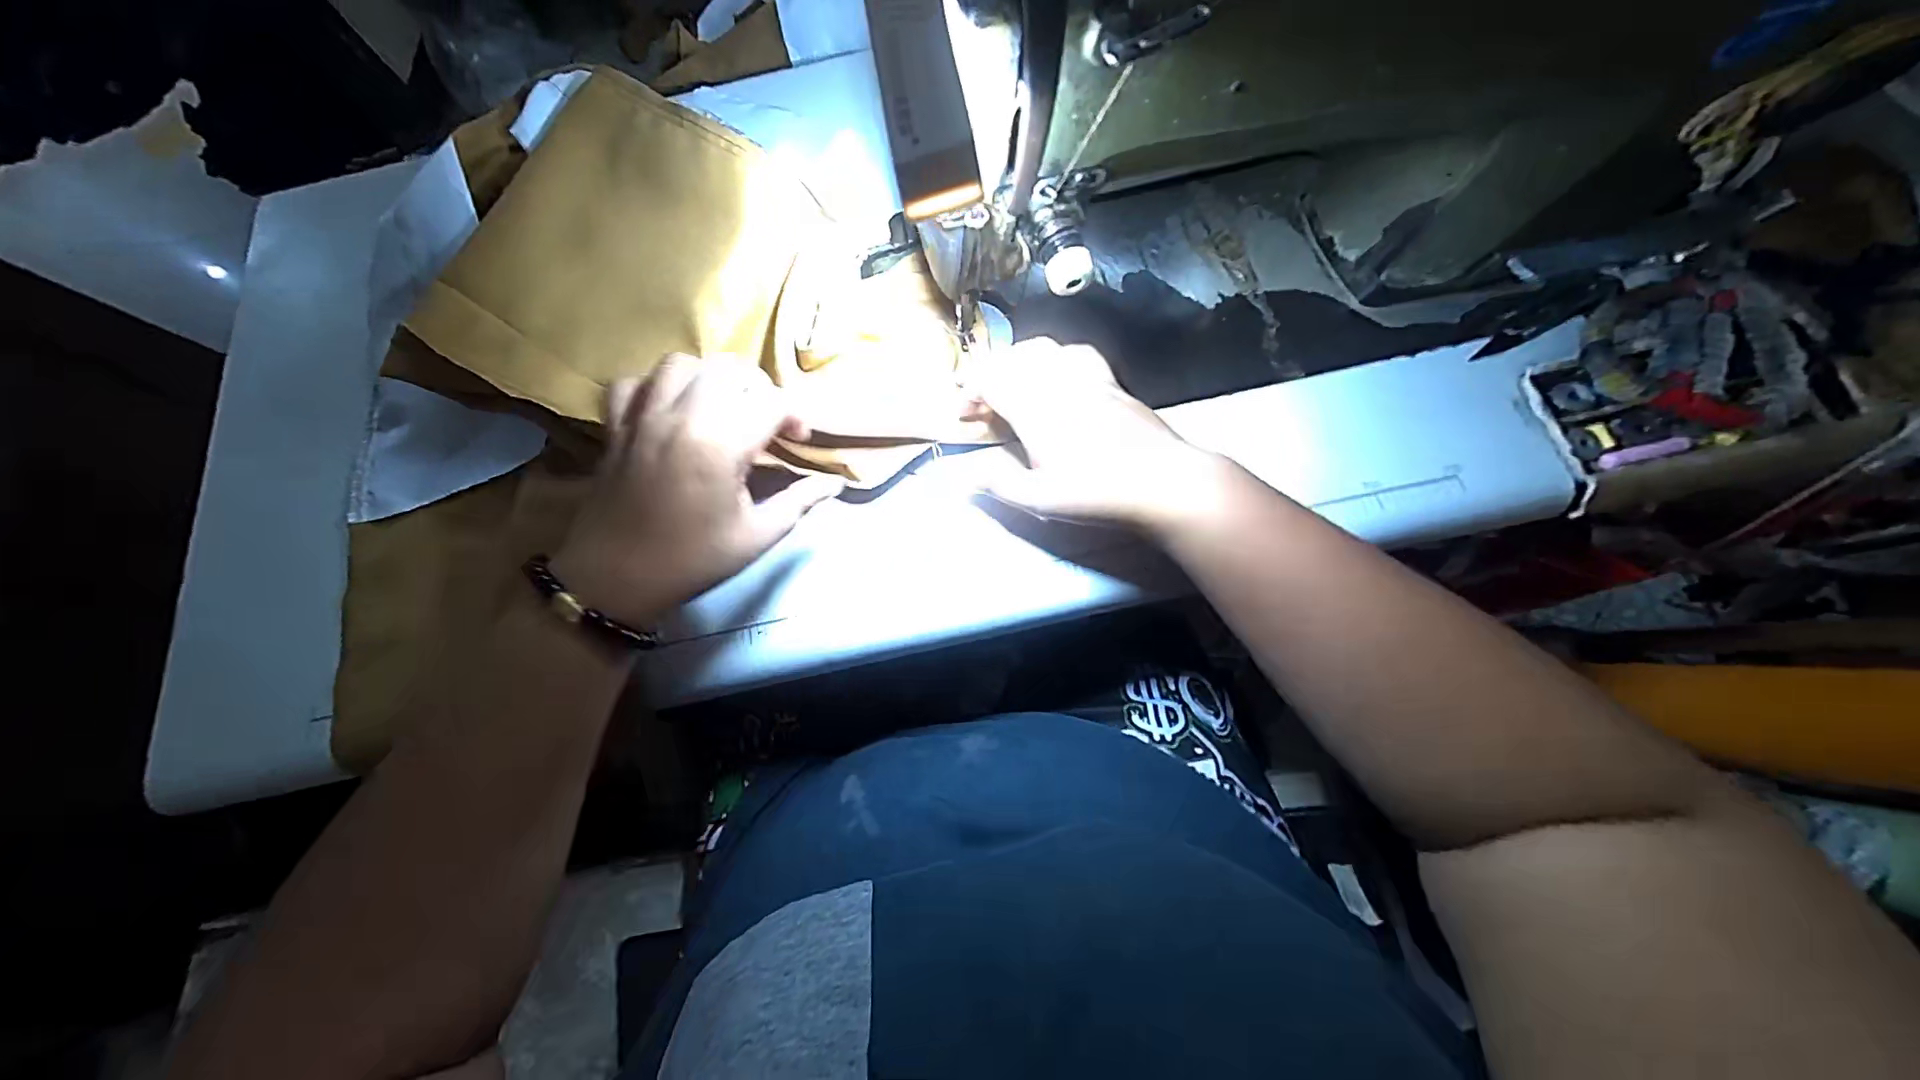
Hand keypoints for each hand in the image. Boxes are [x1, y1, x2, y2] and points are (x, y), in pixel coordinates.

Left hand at [552, 355, 844, 624]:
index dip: (794, 415)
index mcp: (720, 444)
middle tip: (765, 420)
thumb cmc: (693, 559)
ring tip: (722, 406)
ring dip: (709, 377)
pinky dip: (655, 388)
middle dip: (757, 388)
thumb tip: (834, 483)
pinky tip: (670, 411)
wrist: (616, 578)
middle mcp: (681, 417)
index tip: (799, 439)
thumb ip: (799, 502)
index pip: (770, 401)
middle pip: (728, 370)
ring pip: (680, 364)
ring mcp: (643, 417)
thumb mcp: (756, 536)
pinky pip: (632, 383)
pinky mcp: (616, 426)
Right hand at [966, 338, 1233, 535]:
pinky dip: (1054, 358)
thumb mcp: (1041, 499)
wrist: (1163, 481)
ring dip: (1018, 362)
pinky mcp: (1110, 381)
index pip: (990, 379)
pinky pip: (1075, 353)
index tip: (963, 413)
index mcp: (1035, 408)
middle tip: (984, 403)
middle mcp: (1058, 382)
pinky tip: (1058, 376)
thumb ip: (1000, 483)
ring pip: (1043, 349)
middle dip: (990, 375)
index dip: (970, 391)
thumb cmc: (1098, 493)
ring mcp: (1087, 377)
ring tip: (1014, 385)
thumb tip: (966, 475)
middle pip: (1013, 358)